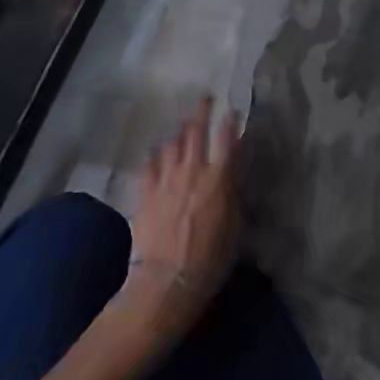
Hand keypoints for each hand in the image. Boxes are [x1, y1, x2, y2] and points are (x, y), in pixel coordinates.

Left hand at [125, 97, 241, 334]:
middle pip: (195, 131)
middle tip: (205, 100)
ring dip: (179, 133)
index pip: (226, 140)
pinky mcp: (146, 190)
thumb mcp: (234, 230)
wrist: (166, 280)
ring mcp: (165, 178)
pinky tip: (157, 154)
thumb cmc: (209, 261)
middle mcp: (191, 171)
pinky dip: (156, 155)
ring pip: (172, 143)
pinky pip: (150, 163)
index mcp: (217, 180)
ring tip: (182, 127)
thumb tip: (231, 174)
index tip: (231, 110)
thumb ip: (232, 196)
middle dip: (201, 112)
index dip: (229, 122)